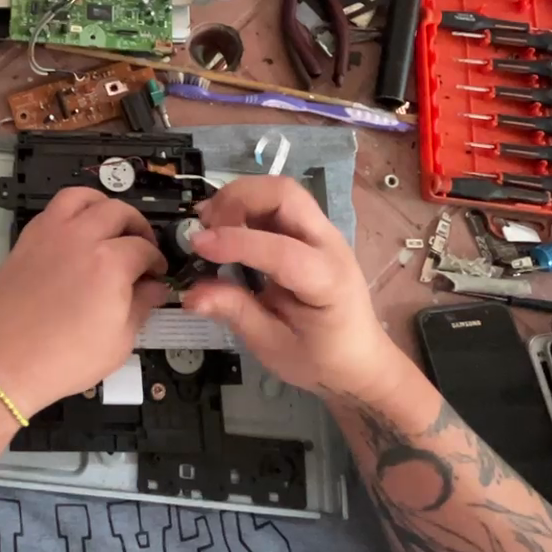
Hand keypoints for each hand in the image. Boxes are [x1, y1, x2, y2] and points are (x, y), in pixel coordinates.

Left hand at [0, 188, 169, 415]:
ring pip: (83, 196)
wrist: (4, 362)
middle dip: (138, 227)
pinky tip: (77, 234)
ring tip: (110, 225)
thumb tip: (156, 289)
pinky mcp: (28, 237)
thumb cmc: (65, 359)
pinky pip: (54, 208)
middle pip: (118, 211)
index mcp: (109, 263)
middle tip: (141, 248)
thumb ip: (141, 307)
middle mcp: (81, 237)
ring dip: (103, 205)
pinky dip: (73, 211)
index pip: (144, 249)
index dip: (156, 262)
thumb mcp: (118, 342)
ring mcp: (50, 233)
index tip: (157, 276)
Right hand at [181, 177, 403, 401]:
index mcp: (327, 282)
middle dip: (238, 199)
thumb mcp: (273, 346)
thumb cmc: (321, 360)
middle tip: (206, 225)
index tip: (197, 245)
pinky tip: (224, 224)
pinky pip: (276, 201)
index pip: (281, 250)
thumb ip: (235, 312)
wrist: (360, 361)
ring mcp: (321, 232)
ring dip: (239, 197)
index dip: (236, 242)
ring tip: (210, 222)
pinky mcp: (309, 230)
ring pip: (279, 190)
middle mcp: (329, 245)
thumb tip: (191, 294)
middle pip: (285, 195)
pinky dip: (245, 203)